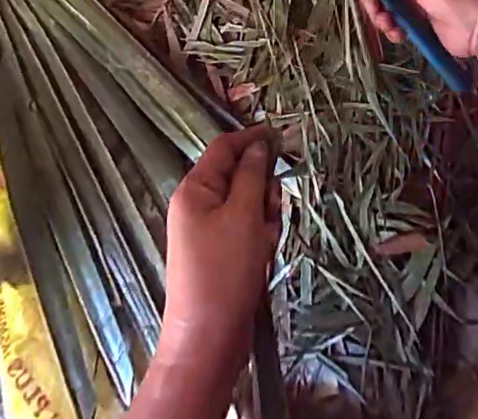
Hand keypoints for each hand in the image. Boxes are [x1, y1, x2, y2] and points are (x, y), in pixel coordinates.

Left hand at [161, 127, 281, 359]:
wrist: (208, 341)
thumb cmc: (224, 271)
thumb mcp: (243, 214)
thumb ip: (252, 174)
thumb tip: (259, 144)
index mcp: (195, 189)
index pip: (224, 147)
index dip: (252, 138)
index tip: (282, 135)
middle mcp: (198, 204)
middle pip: (240, 174)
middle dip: (261, 187)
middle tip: (270, 209)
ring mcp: (209, 229)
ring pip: (248, 202)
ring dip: (264, 215)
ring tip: (265, 241)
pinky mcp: (221, 251)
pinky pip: (247, 228)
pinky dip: (260, 235)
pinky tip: (262, 255)